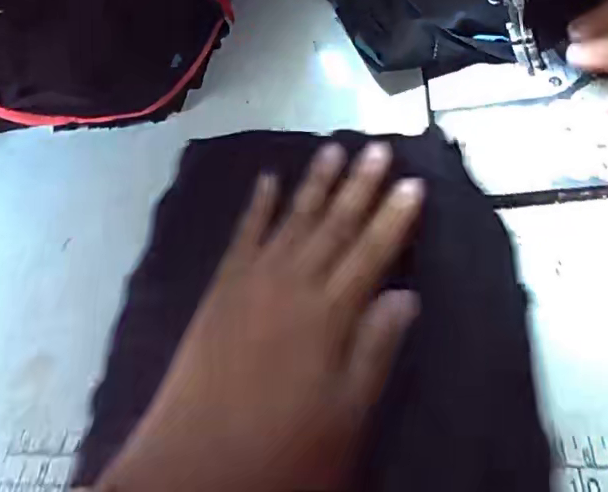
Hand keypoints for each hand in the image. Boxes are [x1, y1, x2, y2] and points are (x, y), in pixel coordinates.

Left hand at [94, 142, 423, 491]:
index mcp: (328, 314)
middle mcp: (293, 281)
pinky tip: (266, 178)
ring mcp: (254, 276)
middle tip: (378, 147)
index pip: (371, 253)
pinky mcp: (223, 283)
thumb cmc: (282, 450)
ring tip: (334, 148)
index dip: (394, 217)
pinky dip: (257, 203)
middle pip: (335, 224)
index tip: (413, 183)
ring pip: (293, 217)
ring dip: (315, 182)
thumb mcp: (345, 418)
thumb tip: (407, 295)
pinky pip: (244, 231)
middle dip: (360, 184)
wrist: (193, 465)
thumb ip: (375, 350)